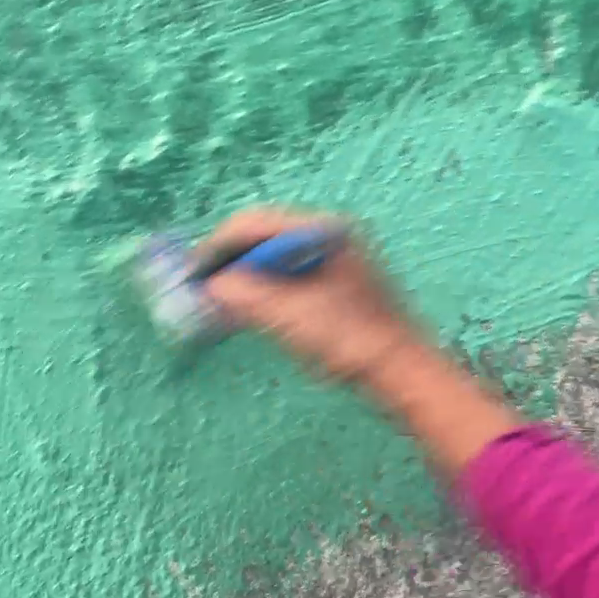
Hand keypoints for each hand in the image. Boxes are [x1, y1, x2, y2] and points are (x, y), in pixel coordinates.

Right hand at [200, 205, 522, 472]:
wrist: (403, 373)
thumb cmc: (350, 340)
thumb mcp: (289, 315)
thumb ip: (244, 295)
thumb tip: (212, 286)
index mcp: (324, 232)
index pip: (256, 224)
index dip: (218, 247)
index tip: (195, 274)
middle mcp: (333, 237)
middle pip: (266, 238)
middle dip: (232, 262)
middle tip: (206, 289)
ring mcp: (340, 261)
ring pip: (279, 259)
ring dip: (249, 278)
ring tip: (227, 304)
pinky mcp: (342, 287)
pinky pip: (294, 277)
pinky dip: (269, 290)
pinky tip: (259, 313)